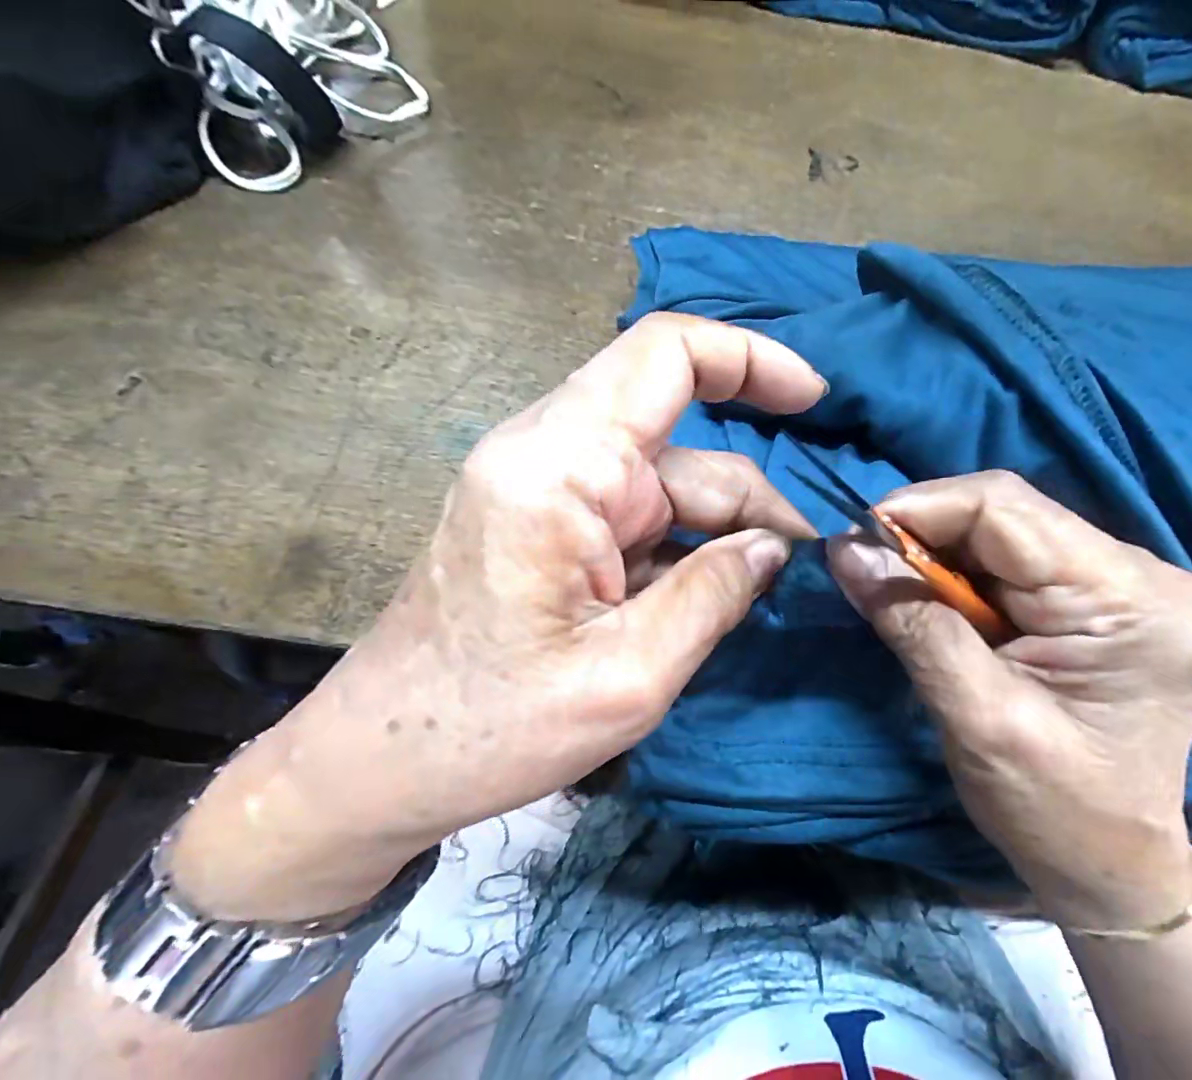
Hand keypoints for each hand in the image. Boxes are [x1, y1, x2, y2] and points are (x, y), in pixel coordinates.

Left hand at [170, 314, 823, 919]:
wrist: (374, 768)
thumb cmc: (488, 730)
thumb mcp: (628, 676)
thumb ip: (714, 596)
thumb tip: (775, 547)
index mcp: (558, 470)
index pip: (664, 358)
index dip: (750, 358)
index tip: (817, 399)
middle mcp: (554, 459)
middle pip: (690, 447)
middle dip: (755, 505)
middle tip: (802, 574)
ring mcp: (555, 494)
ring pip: (677, 488)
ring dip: (727, 538)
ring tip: (759, 603)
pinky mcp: (558, 528)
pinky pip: (651, 520)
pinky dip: (694, 553)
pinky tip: (714, 603)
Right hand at [828, 472, 1191, 930]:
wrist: (1116, 868)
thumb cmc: (1056, 814)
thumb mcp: (977, 721)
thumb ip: (914, 625)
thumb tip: (846, 549)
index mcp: (1129, 601)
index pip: (1010, 509)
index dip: (924, 508)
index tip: (858, 538)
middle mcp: (1145, 574)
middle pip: (1014, 514)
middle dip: (932, 534)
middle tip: (871, 566)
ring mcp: (1133, 583)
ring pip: (1014, 532)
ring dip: (948, 554)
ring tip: (902, 588)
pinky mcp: (1111, 598)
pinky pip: (1025, 560)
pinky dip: (972, 573)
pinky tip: (946, 602)